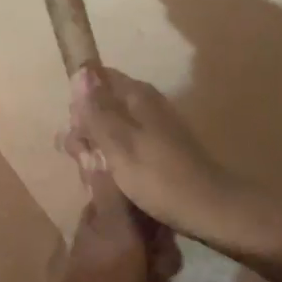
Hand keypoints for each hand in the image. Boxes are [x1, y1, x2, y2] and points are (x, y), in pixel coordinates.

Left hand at [59, 167, 181, 281]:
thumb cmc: (108, 274)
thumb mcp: (115, 225)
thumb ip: (111, 191)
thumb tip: (98, 148)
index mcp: (106, 214)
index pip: (146, 202)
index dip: (161, 219)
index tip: (163, 235)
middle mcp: (112, 234)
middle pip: (157, 236)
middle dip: (162, 257)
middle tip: (153, 268)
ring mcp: (117, 262)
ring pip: (158, 263)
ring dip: (157, 281)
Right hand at [61, 66, 240, 239]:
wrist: (207, 209)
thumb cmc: (158, 177)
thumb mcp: (119, 143)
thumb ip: (97, 110)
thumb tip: (80, 72)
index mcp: (137, 96)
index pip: (98, 79)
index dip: (80, 101)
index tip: (75, 129)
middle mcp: (147, 104)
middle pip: (103, 104)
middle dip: (85, 128)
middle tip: (82, 157)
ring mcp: (155, 127)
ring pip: (112, 127)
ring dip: (97, 147)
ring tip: (93, 173)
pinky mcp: (159, 150)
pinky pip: (125, 145)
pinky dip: (113, 158)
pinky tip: (110, 178)